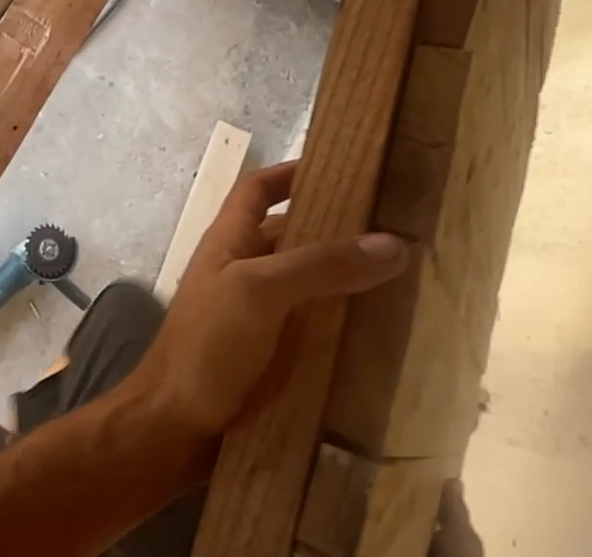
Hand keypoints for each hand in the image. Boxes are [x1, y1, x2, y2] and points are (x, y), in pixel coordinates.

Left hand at [119, 161, 408, 442]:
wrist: (177, 424)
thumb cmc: (208, 344)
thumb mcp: (259, 291)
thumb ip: (319, 265)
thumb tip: (392, 242)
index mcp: (229, 241)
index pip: (258, 189)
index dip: (291, 172)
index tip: (344, 166)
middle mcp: (244, 270)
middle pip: (293, 235)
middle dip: (339, 229)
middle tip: (405, 229)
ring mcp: (259, 314)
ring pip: (310, 283)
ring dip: (350, 279)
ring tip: (414, 278)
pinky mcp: (274, 354)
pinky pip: (317, 326)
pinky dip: (348, 322)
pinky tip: (391, 332)